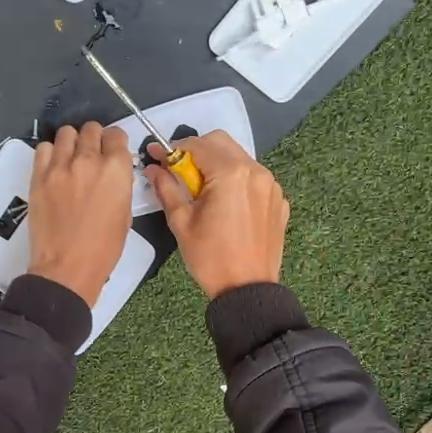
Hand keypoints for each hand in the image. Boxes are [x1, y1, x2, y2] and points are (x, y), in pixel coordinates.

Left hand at [26, 122, 134, 306]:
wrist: (67, 267)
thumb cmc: (102, 249)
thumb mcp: (124, 215)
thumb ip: (119, 186)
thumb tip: (113, 174)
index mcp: (116, 170)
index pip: (116, 135)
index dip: (114, 142)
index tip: (111, 150)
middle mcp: (88, 161)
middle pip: (91, 129)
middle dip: (94, 139)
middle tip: (91, 155)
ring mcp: (60, 167)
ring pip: (66, 133)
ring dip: (71, 142)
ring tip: (71, 158)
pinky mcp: (38, 177)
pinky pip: (43, 148)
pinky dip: (50, 153)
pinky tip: (53, 168)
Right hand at [146, 130, 287, 299]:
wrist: (248, 290)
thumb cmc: (210, 258)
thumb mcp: (181, 222)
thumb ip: (167, 188)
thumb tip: (153, 168)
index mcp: (230, 174)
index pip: (197, 144)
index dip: (173, 149)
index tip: (157, 157)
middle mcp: (256, 171)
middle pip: (221, 143)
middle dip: (197, 151)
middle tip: (180, 175)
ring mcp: (271, 185)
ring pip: (239, 158)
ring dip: (217, 165)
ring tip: (203, 193)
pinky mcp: (278, 200)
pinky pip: (253, 178)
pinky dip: (236, 182)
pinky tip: (226, 207)